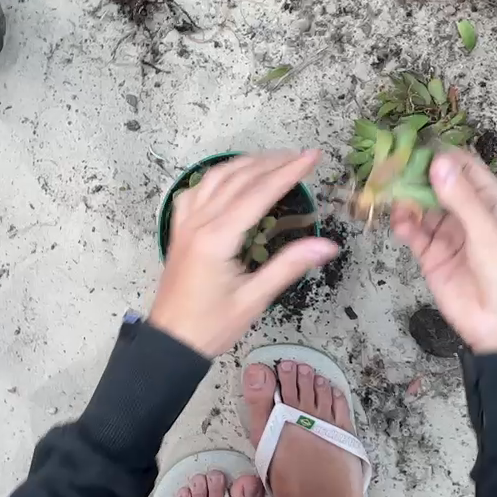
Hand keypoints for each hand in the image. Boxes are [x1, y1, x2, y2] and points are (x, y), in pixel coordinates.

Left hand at [150, 150, 341, 356]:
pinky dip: (216, 177)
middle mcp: (198, 223)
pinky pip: (196, 191)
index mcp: (217, 239)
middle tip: (301, 155)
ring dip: (245, 163)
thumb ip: (289, 266)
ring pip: (215, 178)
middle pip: (238, 178)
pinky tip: (229, 177)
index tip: (312, 157)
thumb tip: (326, 245)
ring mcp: (184, 224)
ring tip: (273, 159)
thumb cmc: (211, 326)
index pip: (258, 193)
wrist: (170, 342)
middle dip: (272, 162)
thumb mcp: (254, 299)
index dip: (288, 172)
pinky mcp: (178, 231)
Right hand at [391, 147, 496, 353]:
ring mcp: (449, 233)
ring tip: (391, 197)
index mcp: (492, 201)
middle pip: (437, 185)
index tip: (415, 148)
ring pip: (422, 208)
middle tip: (391, 168)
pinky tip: (399, 223)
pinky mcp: (432, 255)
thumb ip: (460, 198)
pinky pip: (414, 233)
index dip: (442, 157)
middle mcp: (468, 213)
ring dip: (406, 200)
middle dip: (416, 177)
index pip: (464, 168)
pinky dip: (404, 225)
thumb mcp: (487, 231)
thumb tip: (438, 162)